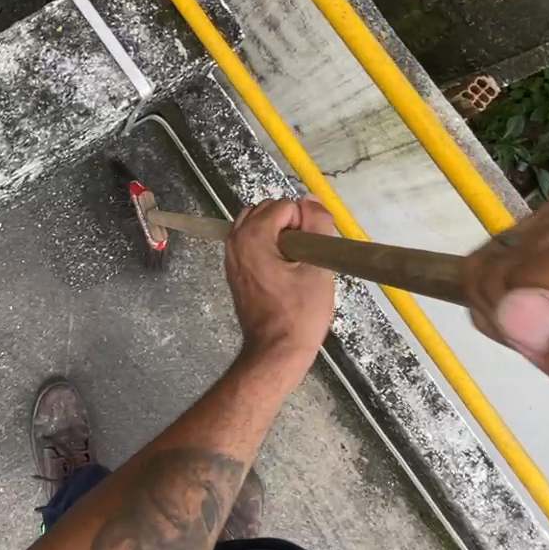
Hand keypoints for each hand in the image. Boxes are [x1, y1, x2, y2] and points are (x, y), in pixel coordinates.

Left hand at [225, 198, 337, 370]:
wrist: (275, 351)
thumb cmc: (299, 313)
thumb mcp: (318, 267)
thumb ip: (317, 226)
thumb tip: (311, 198)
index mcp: (252, 235)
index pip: (284, 205)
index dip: (305, 223)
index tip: (312, 251)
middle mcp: (235, 240)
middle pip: (266, 210)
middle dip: (290, 224)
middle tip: (306, 256)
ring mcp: (231, 255)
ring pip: (257, 225)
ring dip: (279, 234)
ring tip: (296, 263)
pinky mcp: (234, 270)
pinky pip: (251, 243)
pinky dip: (268, 246)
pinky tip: (284, 271)